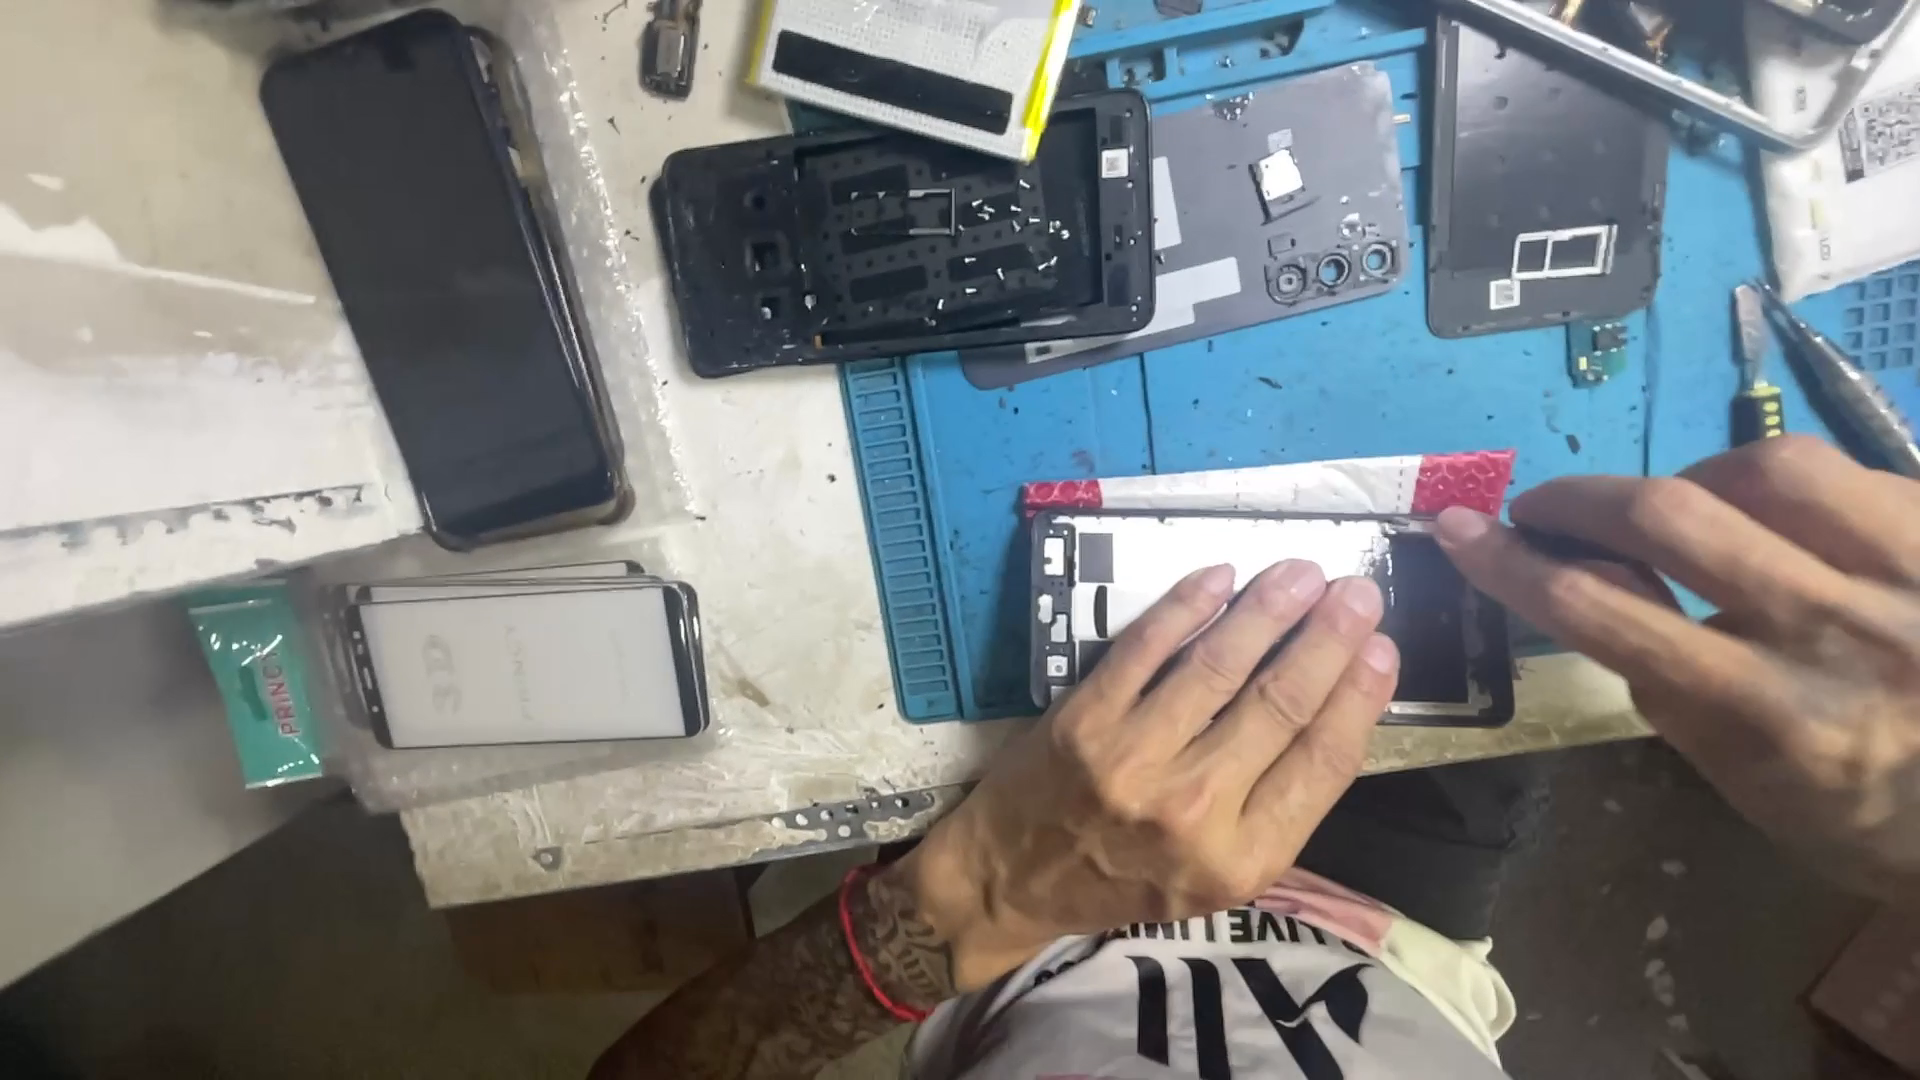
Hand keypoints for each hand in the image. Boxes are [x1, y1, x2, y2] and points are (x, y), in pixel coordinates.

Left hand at [895, 560, 1399, 991]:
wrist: (1013, 878)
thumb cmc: (1120, 881)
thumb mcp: (1212, 880)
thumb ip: (1269, 812)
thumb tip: (1327, 716)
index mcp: (1240, 859)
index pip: (1321, 764)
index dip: (1358, 698)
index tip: (1382, 649)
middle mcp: (1192, 808)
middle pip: (1277, 703)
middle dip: (1325, 640)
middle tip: (1357, 592)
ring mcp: (1132, 756)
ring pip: (1216, 666)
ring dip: (1265, 611)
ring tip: (1300, 573)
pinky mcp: (1084, 718)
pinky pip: (1145, 648)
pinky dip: (1184, 606)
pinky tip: (1218, 578)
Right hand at [1434, 436, 1919, 902]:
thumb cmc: (1861, 812)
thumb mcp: (1733, 769)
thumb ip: (1654, 673)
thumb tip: (1587, 578)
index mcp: (1766, 712)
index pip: (1594, 608)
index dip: (1506, 559)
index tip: (1456, 528)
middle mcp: (1841, 634)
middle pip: (1668, 516)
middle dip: (1576, 498)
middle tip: (1546, 509)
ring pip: (1770, 466)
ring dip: (1687, 479)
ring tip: (1679, 508)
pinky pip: (1860, 471)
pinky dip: (1784, 484)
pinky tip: (1776, 517)